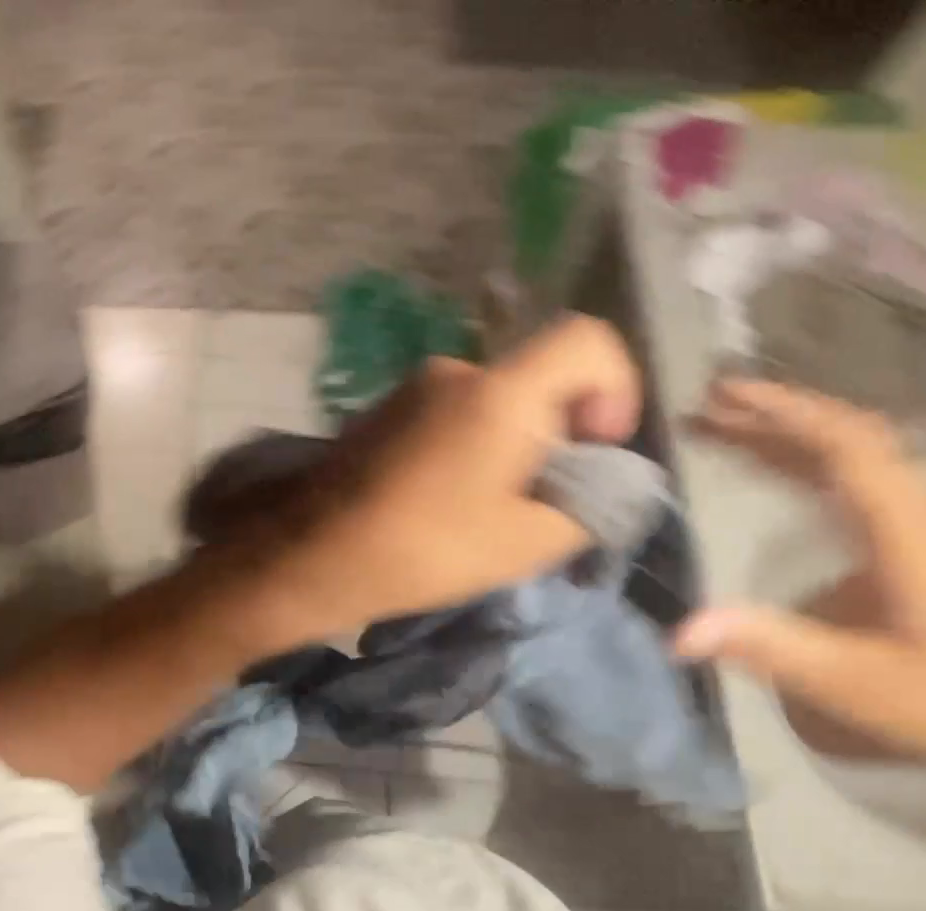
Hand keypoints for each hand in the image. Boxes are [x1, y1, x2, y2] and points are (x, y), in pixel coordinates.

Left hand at [255, 315, 640, 637]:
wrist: (309, 554)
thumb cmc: (423, 548)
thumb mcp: (526, 543)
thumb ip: (589, 506)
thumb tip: (604, 485)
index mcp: (499, 391)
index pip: (587, 341)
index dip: (615, 387)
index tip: (597, 446)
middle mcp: (454, 372)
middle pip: (537, 379)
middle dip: (558, 432)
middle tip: (541, 497)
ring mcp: (408, 389)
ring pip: (491, 402)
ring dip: (509, 445)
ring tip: (488, 510)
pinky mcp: (380, 412)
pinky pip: (448, 415)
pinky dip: (468, 447)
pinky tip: (444, 502)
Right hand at [676, 378, 925, 789]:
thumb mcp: (862, 683)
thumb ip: (773, 648)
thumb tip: (680, 630)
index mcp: (913, 533)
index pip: (850, 445)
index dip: (787, 412)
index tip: (727, 393)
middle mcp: (922, 517)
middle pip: (848, 442)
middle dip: (774, 418)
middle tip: (705, 406)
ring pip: (855, 461)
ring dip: (788, 440)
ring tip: (723, 431)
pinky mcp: (924, 550)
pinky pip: (860, 487)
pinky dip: (808, 468)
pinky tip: (775, 480)